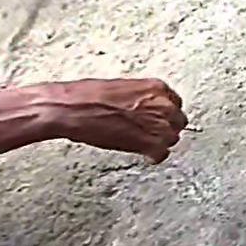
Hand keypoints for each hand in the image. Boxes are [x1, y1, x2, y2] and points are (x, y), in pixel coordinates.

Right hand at [35, 78, 187, 162]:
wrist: (68, 109)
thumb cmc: (86, 97)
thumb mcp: (124, 89)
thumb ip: (143, 99)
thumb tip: (146, 109)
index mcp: (157, 88)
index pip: (175, 104)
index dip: (165, 114)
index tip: (157, 119)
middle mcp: (164, 105)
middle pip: (177, 122)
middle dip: (164, 128)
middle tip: (148, 133)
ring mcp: (160, 125)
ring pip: (172, 139)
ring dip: (159, 142)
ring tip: (140, 142)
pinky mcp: (152, 143)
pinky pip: (162, 154)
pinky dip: (152, 156)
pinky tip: (143, 154)